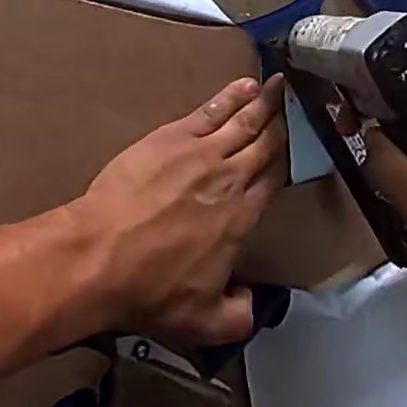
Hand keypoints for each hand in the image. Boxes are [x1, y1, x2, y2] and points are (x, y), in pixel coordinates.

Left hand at [66, 76, 287, 345]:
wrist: (101, 254)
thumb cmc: (149, 288)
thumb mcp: (202, 322)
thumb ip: (238, 315)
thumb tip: (254, 302)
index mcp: (241, 218)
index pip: (275, 181)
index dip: (291, 162)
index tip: (305, 147)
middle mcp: (231, 180)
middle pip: (267, 145)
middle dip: (286, 123)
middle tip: (301, 102)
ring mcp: (203, 153)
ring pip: (244, 122)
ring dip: (265, 102)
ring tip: (281, 84)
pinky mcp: (174, 137)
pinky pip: (212, 110)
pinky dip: (231, 96)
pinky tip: (246, 85)